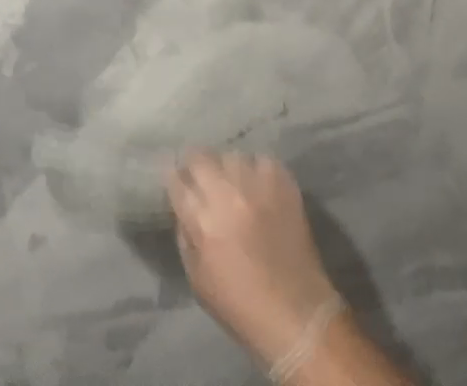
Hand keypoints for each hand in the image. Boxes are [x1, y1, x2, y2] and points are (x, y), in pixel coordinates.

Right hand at [165, 153, 341, 361]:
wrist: (294, 310)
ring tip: (229, 178)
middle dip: (195, 163)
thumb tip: (185, 210)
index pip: (177, 180)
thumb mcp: (196, 277)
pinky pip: (265, 161)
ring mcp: (261, 185)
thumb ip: (186, 236)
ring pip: (235, 156)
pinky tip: (256, 182)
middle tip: (197, 173)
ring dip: (227, 166)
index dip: (171, 174)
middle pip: (203, 158)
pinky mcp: (287, 186)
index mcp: (203, 218)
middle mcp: (230, 193)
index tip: (171, 173)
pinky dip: (257, 168)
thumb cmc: (238, 303)